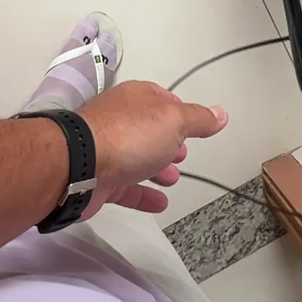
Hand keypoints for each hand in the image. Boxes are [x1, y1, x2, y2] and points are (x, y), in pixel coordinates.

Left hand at [76, 80, 227, 215]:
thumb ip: (198, 119)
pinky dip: (144, 194)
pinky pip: (126, 187)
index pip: (161, 98)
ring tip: (174, 178)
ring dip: (157, 167)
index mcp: (136, 98)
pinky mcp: (100, 179)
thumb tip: (222, 113)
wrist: (79, 165)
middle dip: (168, 141)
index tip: (192, 124)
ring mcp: (107, 149)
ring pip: (137, 157)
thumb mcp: (174, 120)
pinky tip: (160, 204)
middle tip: (183, 154)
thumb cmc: (130, 135)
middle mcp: (120, 119)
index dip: (178, 110)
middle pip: (148, 129)